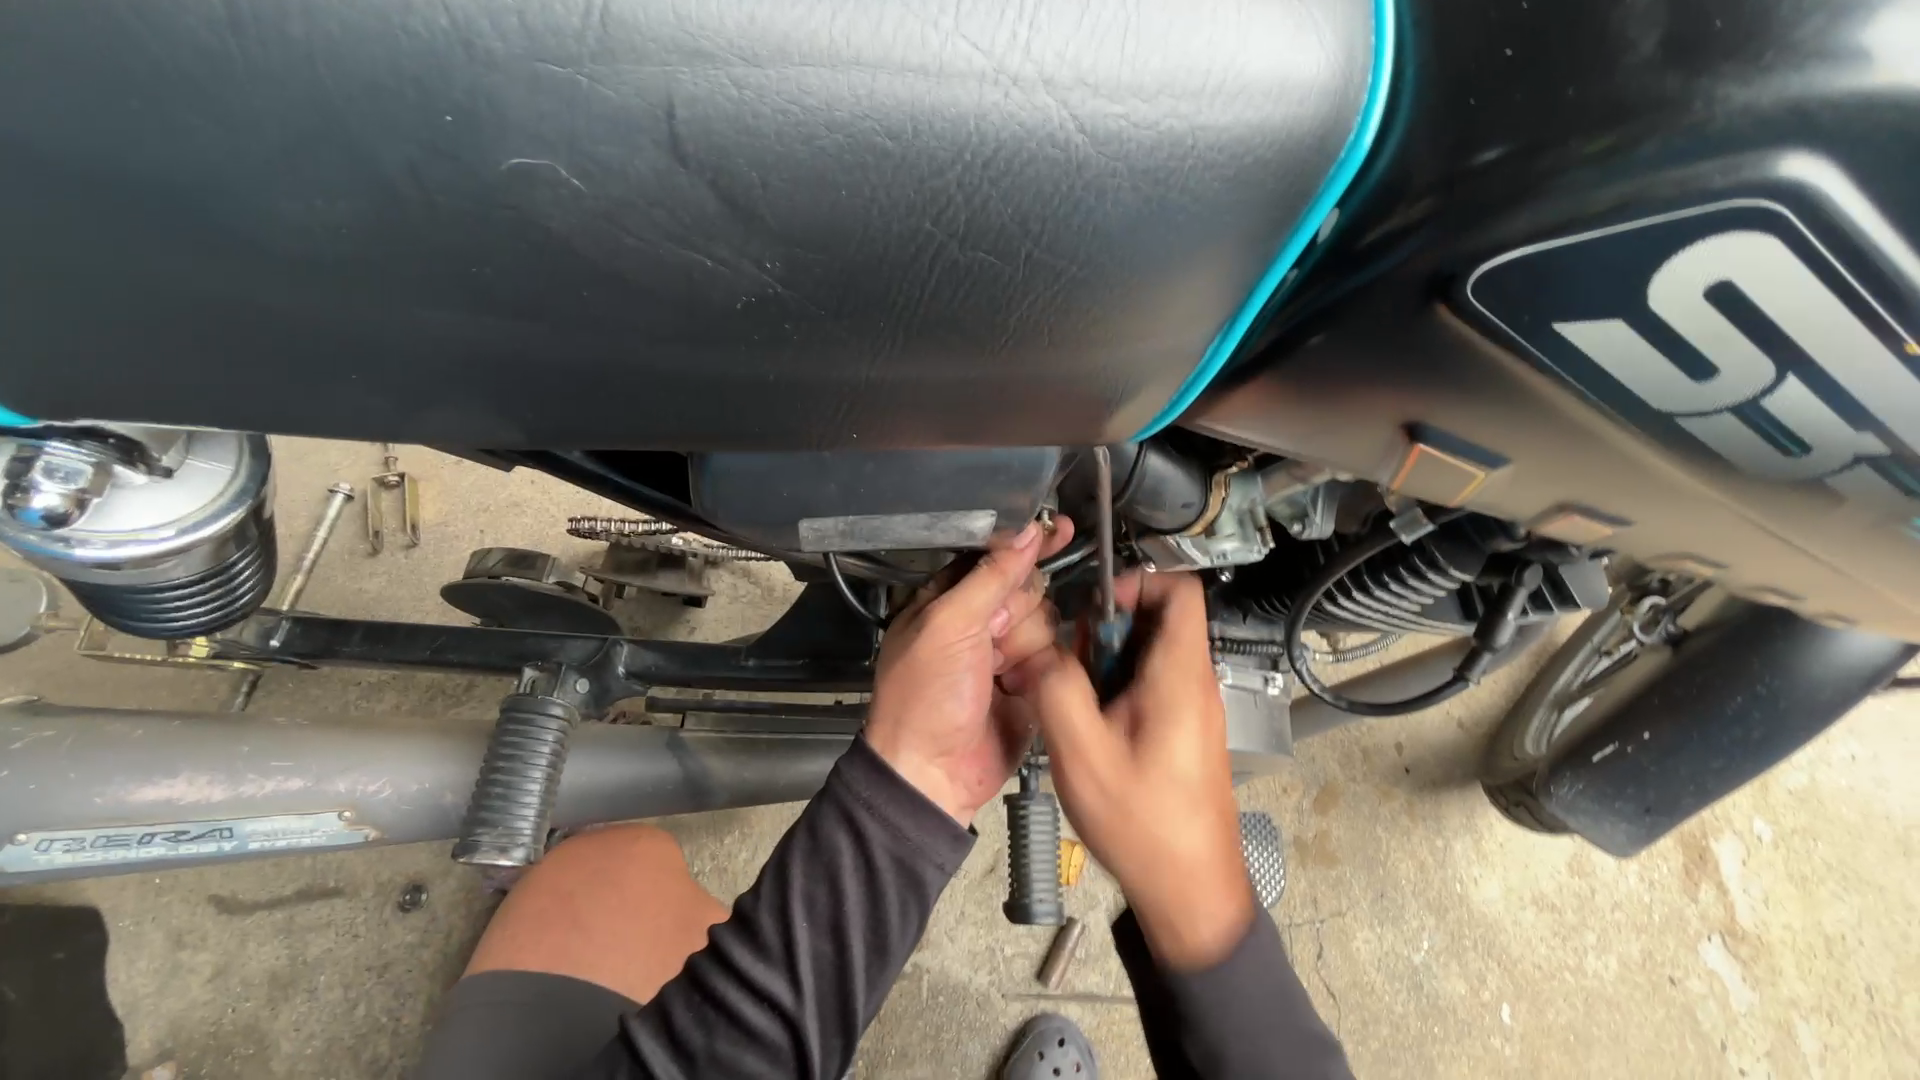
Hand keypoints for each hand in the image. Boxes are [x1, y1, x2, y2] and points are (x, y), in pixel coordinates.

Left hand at [864, 518, 1074, 825]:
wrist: (933, 773)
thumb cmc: (923, 697)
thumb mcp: (949, 626)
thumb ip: (990, 578)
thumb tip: (1024, 534)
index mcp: (946, 600)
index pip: (993, 559)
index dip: (1024, 546)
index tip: (1059, 530)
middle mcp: (977, 622)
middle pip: (1027, 590)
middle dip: (1018, 612)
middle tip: (994, 640)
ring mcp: (1004, 655)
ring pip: (1045, 625)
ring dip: (1027, 649)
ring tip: (999, 676)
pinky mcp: (1028, 685)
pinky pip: (1055, 660)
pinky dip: (1043, 672)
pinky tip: (1020, 688)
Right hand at [1001, 572, 1252, 969]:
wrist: (1190, 889)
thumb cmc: (1143, 824)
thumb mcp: (1083, 755)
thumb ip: (1057, 690)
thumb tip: (1042, 651)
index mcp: (1179, 677)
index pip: (1180, 591)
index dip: (1136, 582)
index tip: (1094, 608)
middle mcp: (1196, 684)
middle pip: (1159, 620)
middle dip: (1108, 629)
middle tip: (1072, 662)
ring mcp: (1195, 709)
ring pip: (1152, 653)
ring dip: (1109, 660)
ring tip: (1077, 696)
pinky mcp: (1187, 732)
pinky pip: (1154, 685)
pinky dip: (1120, 687)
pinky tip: (1094, 725)